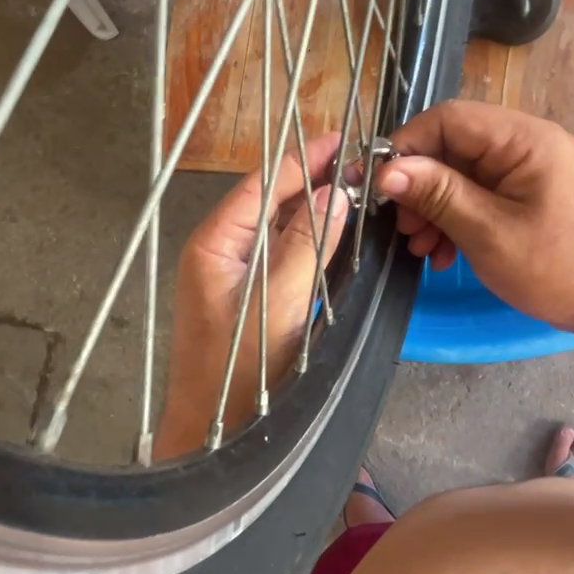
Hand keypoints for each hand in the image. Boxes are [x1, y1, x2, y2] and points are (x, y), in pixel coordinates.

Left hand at [156, 135, 349, 455]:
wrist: (212, 434)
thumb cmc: (240, 372)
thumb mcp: (277, 304)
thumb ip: (305, 245)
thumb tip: (334, 192)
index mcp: (213, 243)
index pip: (260, 184)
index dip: (302, 158)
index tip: (343, 139)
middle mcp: (218, 251)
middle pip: (268, 202)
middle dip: (313, 181)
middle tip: (361, 167)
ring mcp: (231, 276)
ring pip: (277, 229)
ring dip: (314, 211)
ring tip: (357, 192)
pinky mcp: (247, 299)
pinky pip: (280, 256)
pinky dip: (309, 242)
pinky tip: (337, 236)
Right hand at [374, 101, 573, 338]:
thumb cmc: (559, 268)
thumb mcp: (488, 232)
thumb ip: (437, 194)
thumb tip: (386, 170)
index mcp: (524, 139)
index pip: (447, 118)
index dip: (406, 146)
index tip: (376, 187)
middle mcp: (527, 144)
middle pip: (452, 147)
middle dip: (419, 186)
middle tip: (401, 229)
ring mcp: (530, 172)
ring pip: (461, 176)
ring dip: (434, 209)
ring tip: (421, 248)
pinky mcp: (530, 197)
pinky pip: (480, 197)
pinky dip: (456, 221)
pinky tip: (444, 253)